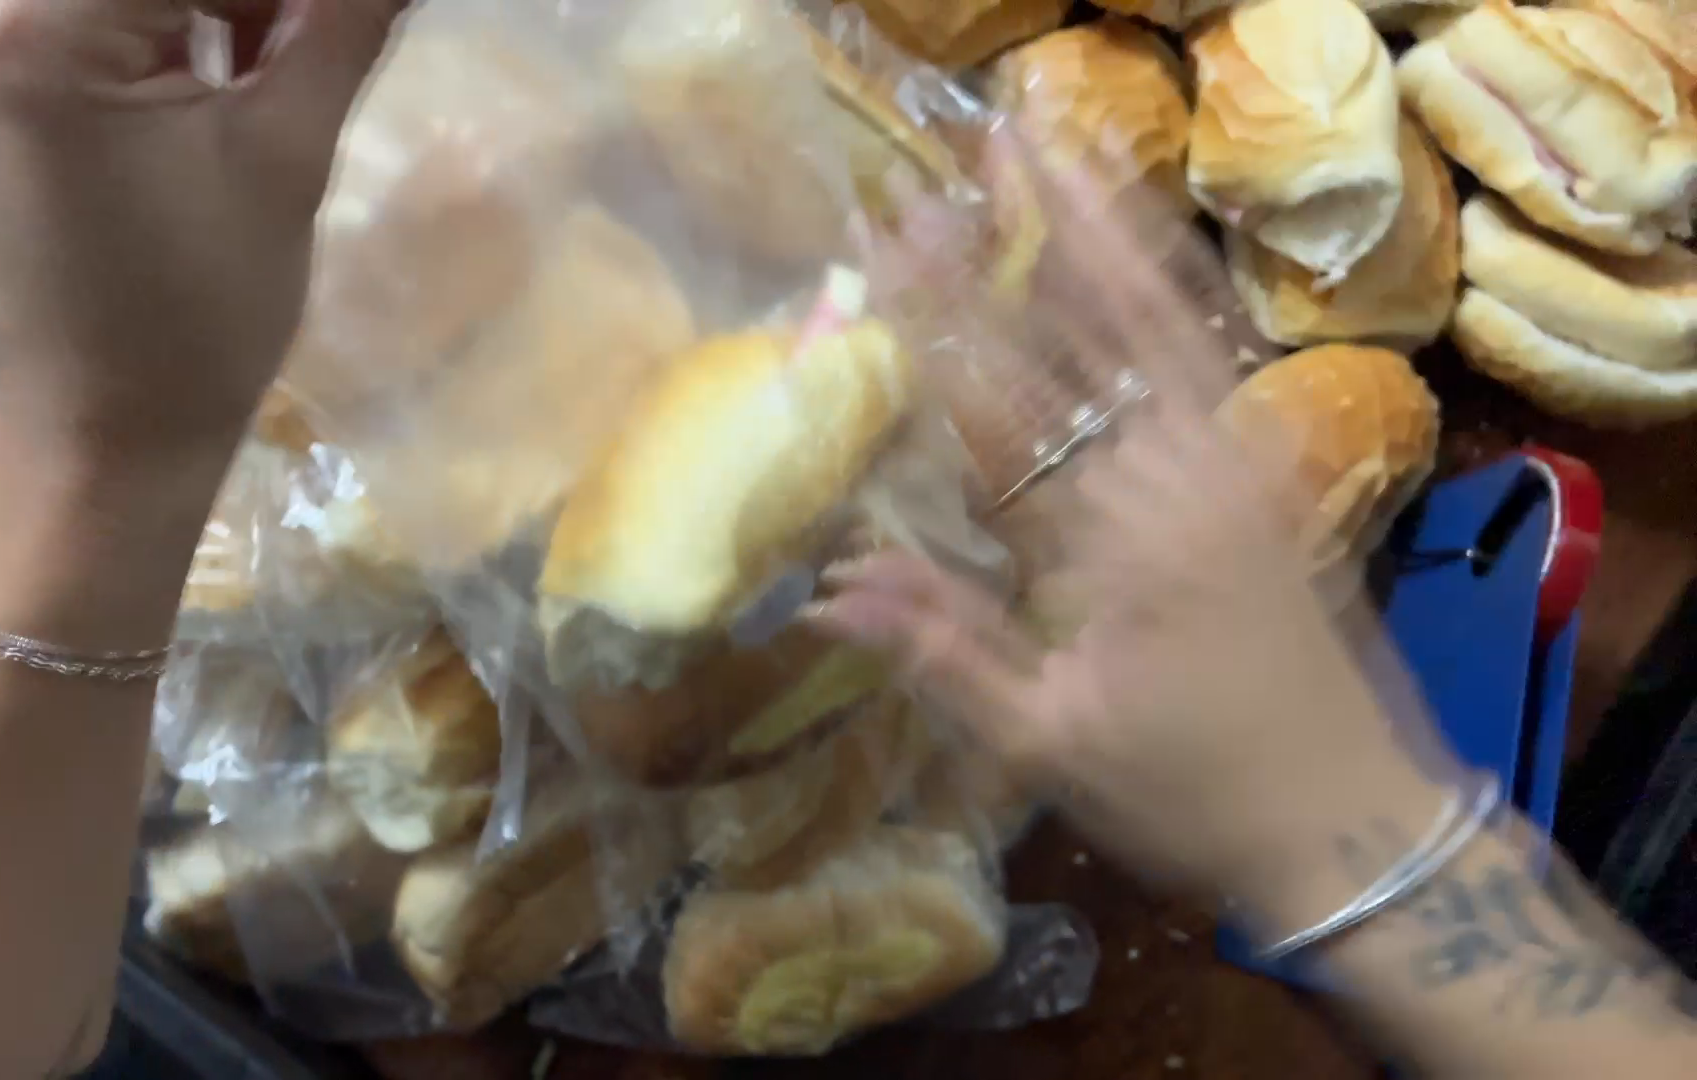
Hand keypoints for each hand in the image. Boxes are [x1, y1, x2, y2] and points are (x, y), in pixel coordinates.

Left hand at [0, 0, 403, 452]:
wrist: (117, 413)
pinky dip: (166, 24)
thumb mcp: (285, 167)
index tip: (353, 17)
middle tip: (327, 36)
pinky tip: (228, 65)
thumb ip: (338, 39)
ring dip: (215, 6)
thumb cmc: (210, 312)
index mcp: (30, 22)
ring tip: (286, 54)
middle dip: (253, 0)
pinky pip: (79, 11)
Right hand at [817, 162, 1450, 922]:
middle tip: (973, 149)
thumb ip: (935, 652)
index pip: (1003, 405)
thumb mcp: (1042, 740)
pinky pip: (1206, 359)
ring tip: (1061, 149)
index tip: (887, 243)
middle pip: (1096, 328)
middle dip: (1021, 236)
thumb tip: (822, 590)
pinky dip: (1166, 289)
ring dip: (1110, 229)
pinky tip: (1134, 249)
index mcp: (1117, 544)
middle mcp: (1184, 477)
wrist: (1350, 827)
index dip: (939, 319)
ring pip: (1168, 322)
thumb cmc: (1184, 790)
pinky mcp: (1258, 474)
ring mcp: (1237, 465)